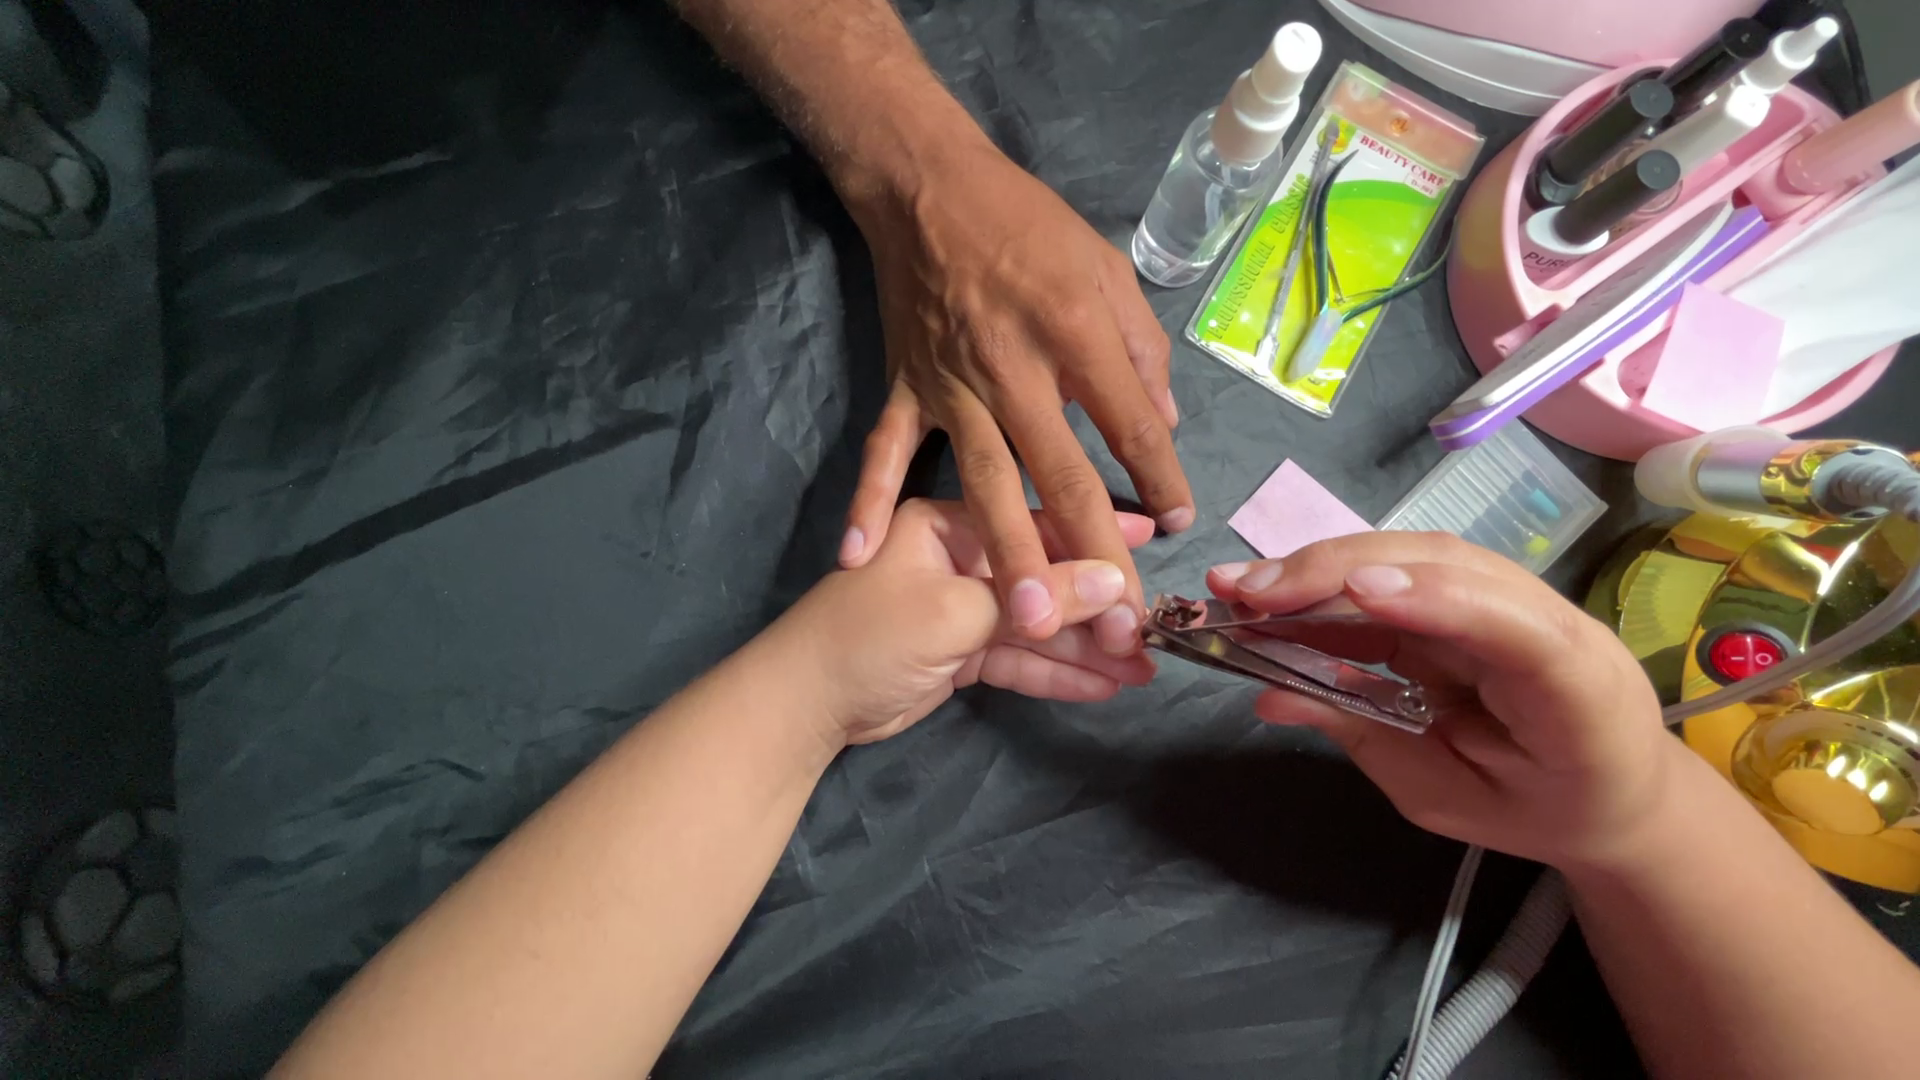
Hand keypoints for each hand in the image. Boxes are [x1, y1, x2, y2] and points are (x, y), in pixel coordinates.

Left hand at [778, 498, 1157, 747]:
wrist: (804, 706)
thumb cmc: (870, 636)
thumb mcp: (953, 611)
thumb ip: (1033, 599)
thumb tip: (1114, 585)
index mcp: (949, 527)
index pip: (1032, 526)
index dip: (1090, 539)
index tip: (1148, 543)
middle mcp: (961, 560)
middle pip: (1042, 581)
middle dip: (1095, 609)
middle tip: (1152, 631)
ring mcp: (962, 610)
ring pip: (1035, 627)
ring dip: (1084, 650)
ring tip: (1142, 669)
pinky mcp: (961, 653)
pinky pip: (1018, 658)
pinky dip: (1055, 673)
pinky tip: (1102, 685)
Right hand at [836, 140, 1194, 654]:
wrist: (930, 189)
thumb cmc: (1029, 226)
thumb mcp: (1108, 267)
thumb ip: (1140, 349)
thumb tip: (1161, 422)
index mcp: (1076, 334)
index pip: (1131, 425)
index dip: (1161, 479)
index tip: (1179, 527)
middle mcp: (1015, 371)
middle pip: (1061, 476)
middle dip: (1091, 554)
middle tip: (1114, 625)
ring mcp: (953, 388)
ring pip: (985, 483)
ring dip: (1006, 554)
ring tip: (1023, 623)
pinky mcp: (906, 390)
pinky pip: (887, 453)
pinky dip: (871, 501)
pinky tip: (858, 555)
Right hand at [1207, 533, 1684, 872]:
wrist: (1606, 786)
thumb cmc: (1535, 805)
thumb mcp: (1444, 796)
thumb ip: (1365, 739)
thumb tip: (1269, 695)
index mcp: (1574, 687)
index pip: (1517, 627)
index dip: (1440, 600)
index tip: (1358, 592)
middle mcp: (1541, 619)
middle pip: (1441, 564)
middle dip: (1336, 571)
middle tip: (1245, 593)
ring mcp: (1497, 594)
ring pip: (1404, 554)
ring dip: (1315, 567)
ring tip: (1237, 588)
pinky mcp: (1453, 591)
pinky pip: (1384, 572)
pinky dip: (1321, 581)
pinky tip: (1269, 593)